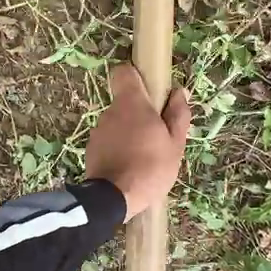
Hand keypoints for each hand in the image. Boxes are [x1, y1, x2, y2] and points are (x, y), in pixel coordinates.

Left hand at [84, 64, 190, 220]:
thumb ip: (177, 114)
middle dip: (140, 112)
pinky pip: (109, 139)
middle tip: (158, 134)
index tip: (151, 91)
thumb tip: (178, 92)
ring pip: (117, 122)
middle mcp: (110, 111)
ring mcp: (98, 130)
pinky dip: (119, 146)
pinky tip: (130, 164)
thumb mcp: (175, 143)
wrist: (114, 199)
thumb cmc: (151, 167)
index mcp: (131, 103)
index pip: (124, 72)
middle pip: (125, 102)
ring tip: (145, 154)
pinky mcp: (91, 148)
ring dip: (130, 132)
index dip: (137, 76)